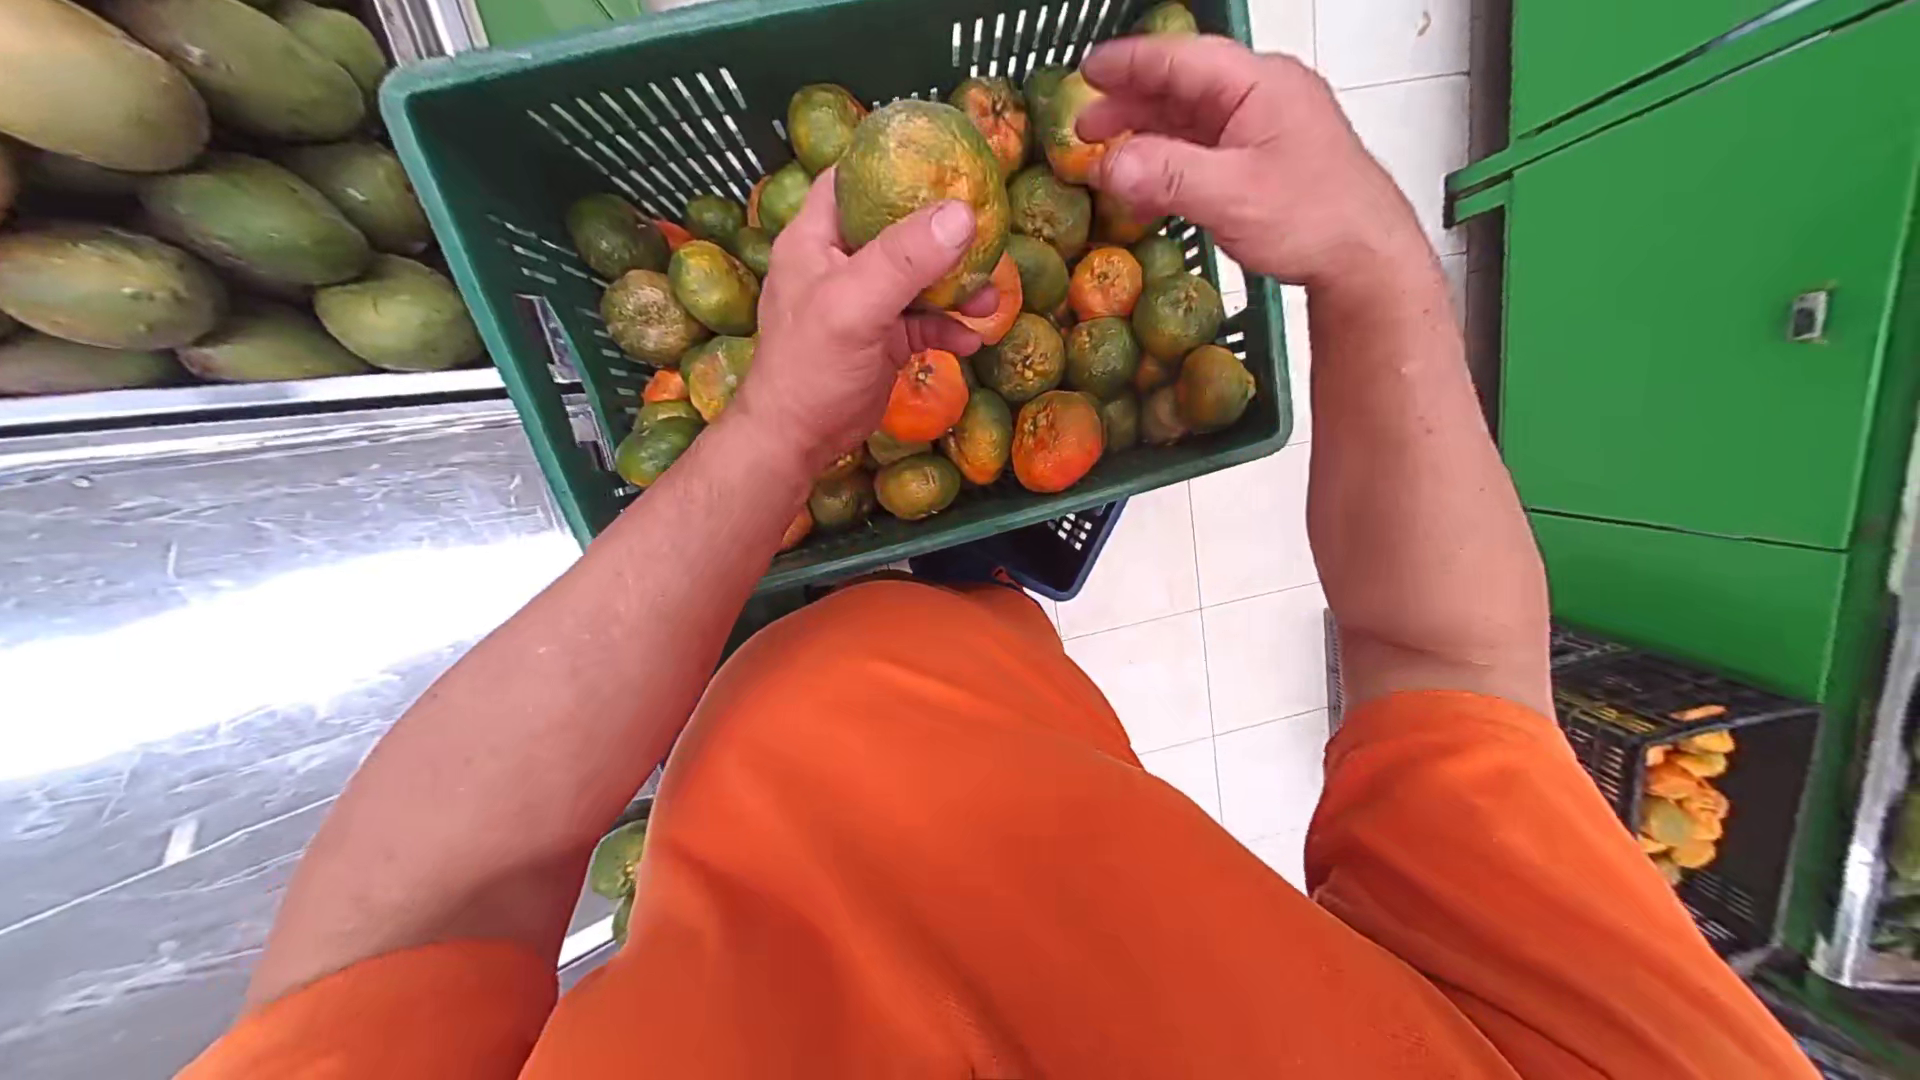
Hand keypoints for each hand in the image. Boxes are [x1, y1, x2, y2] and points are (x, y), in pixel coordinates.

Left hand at [731, 170, 994, 475]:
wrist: (800, 440)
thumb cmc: (811, 368)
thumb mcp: (853, 306)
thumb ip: (903, 260)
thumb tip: (964, 214)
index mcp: (818, 237)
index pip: (854, 179)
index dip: (895, 165)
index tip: (945, 162)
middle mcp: (842, 263)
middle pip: (900, 229)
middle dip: (944, 237)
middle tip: (988, 241)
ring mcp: (865, 303)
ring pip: (919, 280)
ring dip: (957, 289)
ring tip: (990, 303)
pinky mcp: (883, 340)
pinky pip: (923, 323)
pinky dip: (947, 329)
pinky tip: (970, 342)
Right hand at [1076, 35, 1428, 288]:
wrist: (1362, 255)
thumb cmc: (1310, 217)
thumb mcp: (1234, 195)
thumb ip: (1169, 176)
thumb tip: (1109, 164)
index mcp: (1258, 86)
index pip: (1184, 60)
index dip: (1131, 62)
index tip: (1087, 69)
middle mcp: (1257, 99)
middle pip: (1182, 89)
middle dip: (1130, 104)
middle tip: (1083, 127)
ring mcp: (1258, 133)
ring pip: (1188, 124)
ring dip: (1144, 138)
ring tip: (1105, 156)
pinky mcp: (1256, 165)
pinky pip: (1200, 156)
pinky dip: (1166, 169)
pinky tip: (1144, 192)